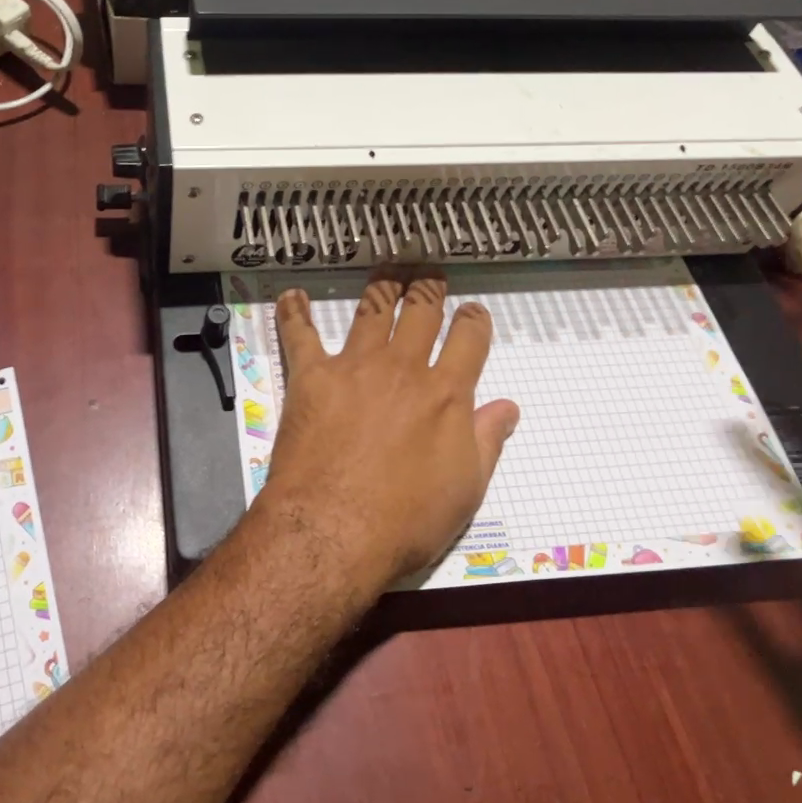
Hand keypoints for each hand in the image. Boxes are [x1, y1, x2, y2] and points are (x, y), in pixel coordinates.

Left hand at [252, 269, 520, 582]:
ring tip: (386, 275)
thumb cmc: (407, 520)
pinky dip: (295, 312)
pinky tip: (293, 296)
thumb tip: (507, 407)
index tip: (472, 313)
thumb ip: (486, 442)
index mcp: (446, 394)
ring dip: (381, 289)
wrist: (336, 527)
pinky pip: (301, 334)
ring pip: (372, 312)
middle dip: (427, 290)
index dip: (474, 321)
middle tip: (428, 277)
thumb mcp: (466, 490)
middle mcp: (404, 369)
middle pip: (420, 313)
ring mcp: (355, 368)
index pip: (468, 340)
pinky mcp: (311, 376)